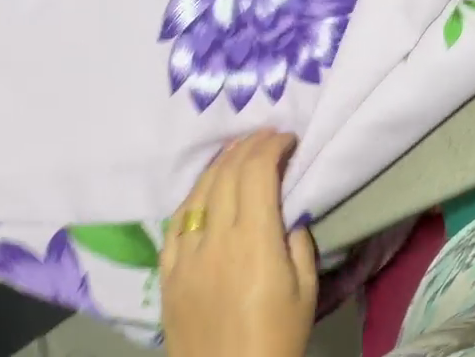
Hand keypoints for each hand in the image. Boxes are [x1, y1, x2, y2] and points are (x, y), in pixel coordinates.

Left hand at [162, 132, 316, 356]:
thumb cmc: (276, 340)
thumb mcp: (306, 291)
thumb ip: (299, 243)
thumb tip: (289, 212)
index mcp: (255, 241)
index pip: (258, 172)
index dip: (272, 147)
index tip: (288, 139)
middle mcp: (217, 239)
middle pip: (228, 173)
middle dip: (250, 145)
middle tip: (268, 136)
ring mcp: (187, 255)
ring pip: (200, 190)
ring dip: (221, 162)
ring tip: (239, 150)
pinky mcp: (168, 273)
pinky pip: (176, 221)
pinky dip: (193, 195)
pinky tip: (205, 187)